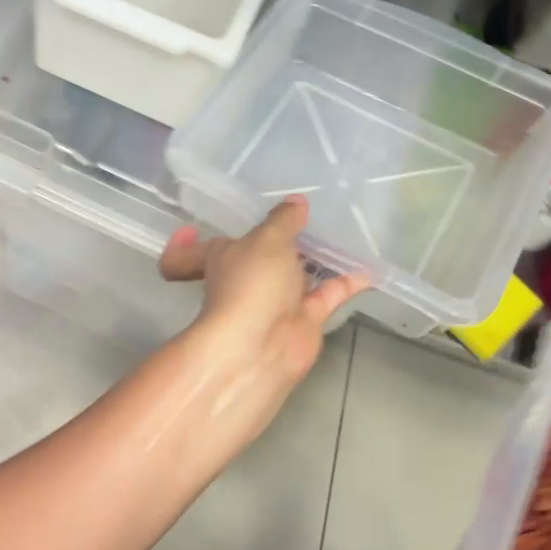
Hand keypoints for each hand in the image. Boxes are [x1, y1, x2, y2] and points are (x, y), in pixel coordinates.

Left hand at [158, 196, 369, 413]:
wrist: (262, 347)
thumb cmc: (251, 283)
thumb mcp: (267, 239)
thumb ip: (283, 220)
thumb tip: (296, 202)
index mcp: (220, 257)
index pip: (187, 254)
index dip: (184, 243)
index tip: (191, 228)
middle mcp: (244, 277)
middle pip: (254, 258)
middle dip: (273, 242)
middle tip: (301, 217)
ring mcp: (273, 300)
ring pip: (294, 275)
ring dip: (312, 260)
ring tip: (338, 235)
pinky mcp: (302, 319)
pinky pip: (326, 295)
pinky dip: (345, 283)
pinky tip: (367, 269)